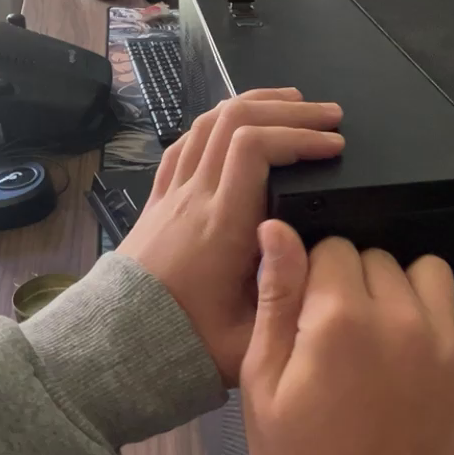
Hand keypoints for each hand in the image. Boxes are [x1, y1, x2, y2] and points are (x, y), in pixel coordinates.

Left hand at [116, 89, 342, 384]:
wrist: (117, 349)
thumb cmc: (188, 345)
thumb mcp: (252, 339)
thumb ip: (290, 299)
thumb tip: (320, 257)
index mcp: (220, 225)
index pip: (255, 148)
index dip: (300, 135)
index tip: (335, 146)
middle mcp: (194, 196)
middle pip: (235, 119)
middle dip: (289, 109)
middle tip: (329, 117)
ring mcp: (171, 192)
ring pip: (208, 121)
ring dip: (256, 104)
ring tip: (294, 104)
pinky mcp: (158, 197)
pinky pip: (186, 140)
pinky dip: (219, 121)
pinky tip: (240, 124)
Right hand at [240, 227, 453, 454]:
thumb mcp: (263, 382)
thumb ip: (276, 297)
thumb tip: (276, 229)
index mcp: (341, 318)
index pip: (334, 248)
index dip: (316, 275)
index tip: (312, 311)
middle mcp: (402, 319)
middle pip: (379, 257)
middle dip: (356, 283)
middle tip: (344, 333)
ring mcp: (447, 345)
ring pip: (430, 272)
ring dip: (406, 291)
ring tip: (388, 332)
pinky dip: (450, 320)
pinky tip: (426, 350)